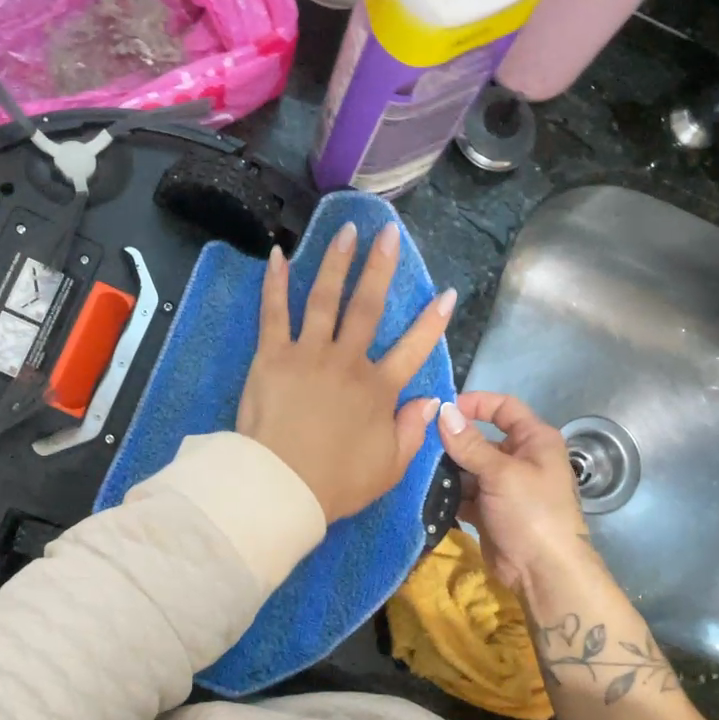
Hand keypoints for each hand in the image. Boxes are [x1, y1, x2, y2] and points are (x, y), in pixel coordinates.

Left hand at [237, 222, 456, 520]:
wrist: (282, 486)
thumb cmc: (336, 484)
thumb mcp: (389, 468)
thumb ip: (413, 433)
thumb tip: (431, 401)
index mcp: (379, 390)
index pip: (413, 349)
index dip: (432, 322)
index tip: (446, 295)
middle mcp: (348, 362)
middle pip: (368, 307)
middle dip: (380, 268)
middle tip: (387, 234)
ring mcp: (309, 354)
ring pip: (325, 299)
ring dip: (336, 262)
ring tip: (345, 232)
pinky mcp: (272, 356)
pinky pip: (274, 313)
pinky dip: (275, 284)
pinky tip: (277, 256)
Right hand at [435, 393, 592, 596]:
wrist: (542, 570)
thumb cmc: (532, 512)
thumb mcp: (501, 473)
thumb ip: (469, 444)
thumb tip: (444, 412)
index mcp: (534, 440)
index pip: (504, 408)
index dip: (475, 403)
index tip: (442, 409)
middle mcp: (520, 458)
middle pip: (480, 439)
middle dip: (452, 440)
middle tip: (417, 441)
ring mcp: (503, 486)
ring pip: (468, 468)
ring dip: (446, 469)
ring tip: (415, 466)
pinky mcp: (488, 510)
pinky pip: (464, 494)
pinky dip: (448, 493)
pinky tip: (424, 490)